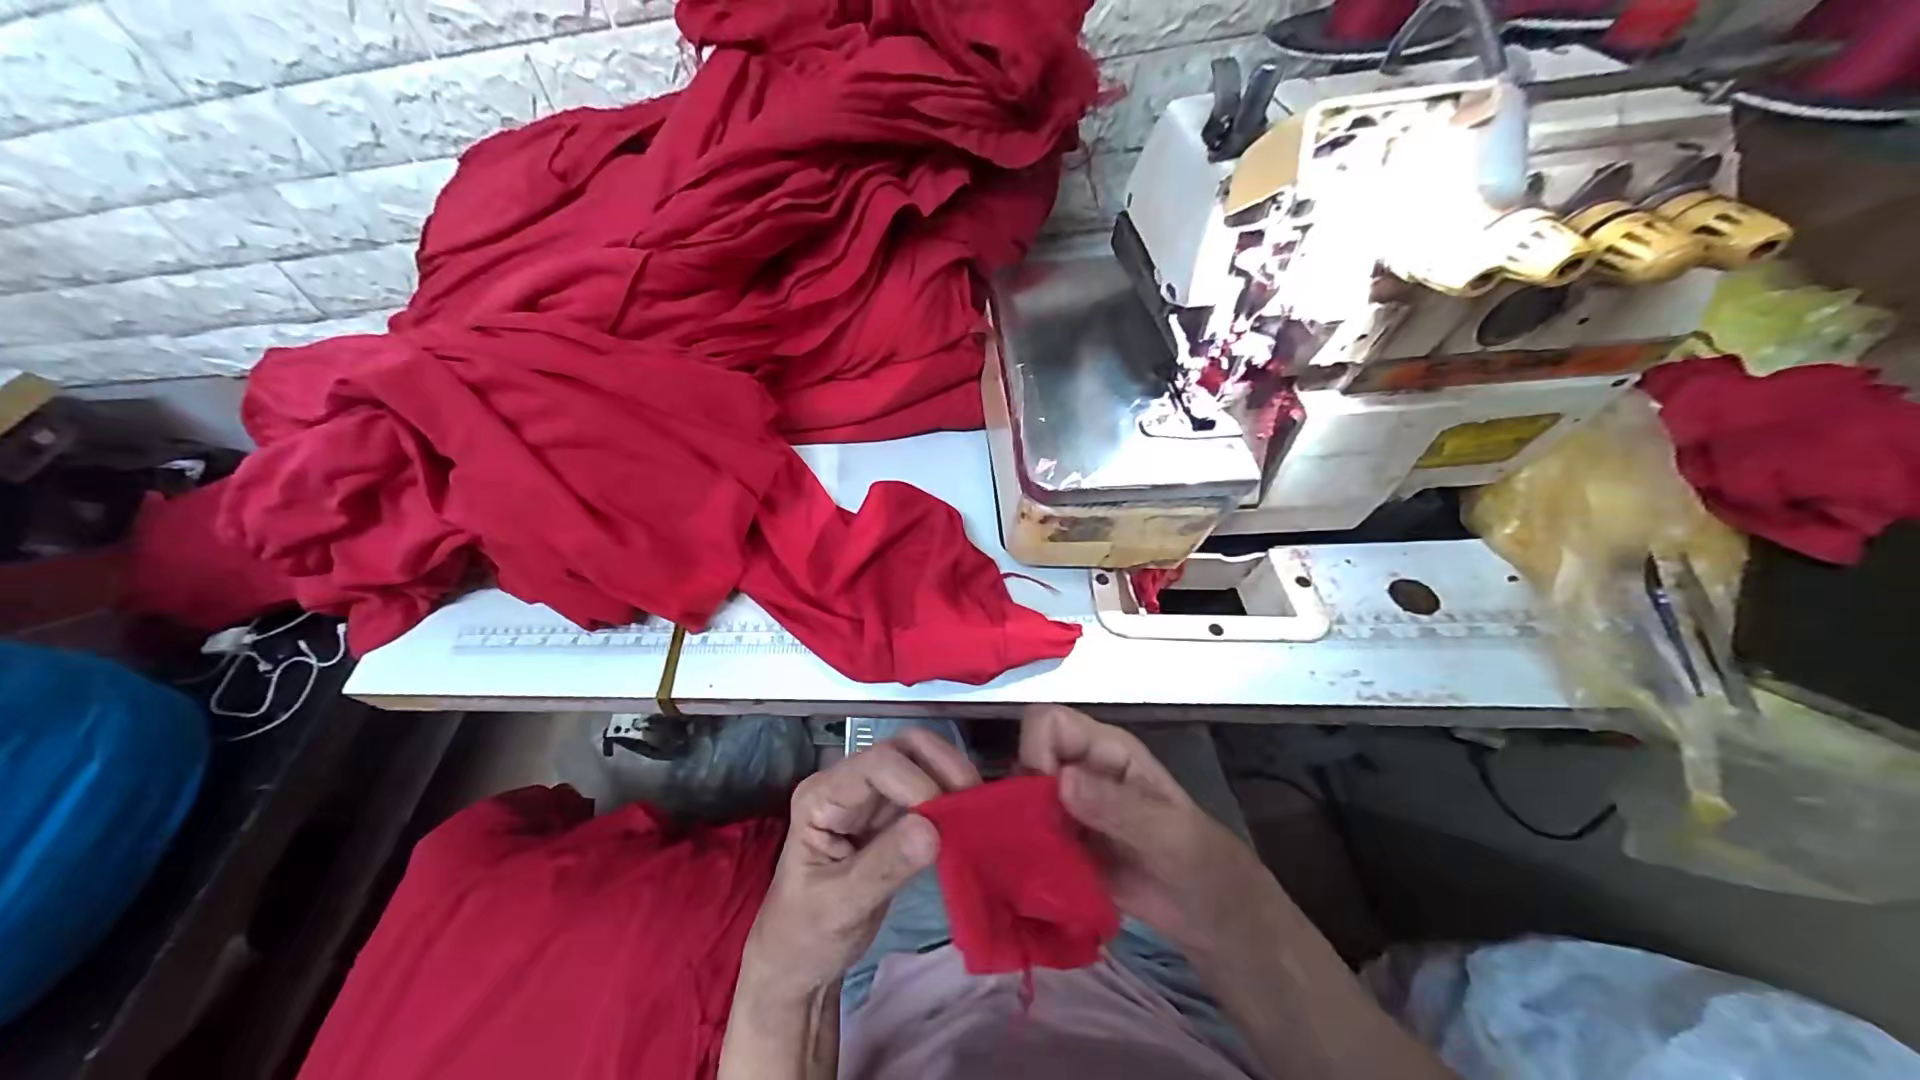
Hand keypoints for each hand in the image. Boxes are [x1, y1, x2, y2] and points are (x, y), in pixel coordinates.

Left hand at [740, 731, 980, 1001]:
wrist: (799, 961)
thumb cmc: (805, 935)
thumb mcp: (839, 907)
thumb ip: (884, 867)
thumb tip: (933, 831)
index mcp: (822, 796)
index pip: (877, 764)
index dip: (917, 783)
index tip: (943, 825)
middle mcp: (847, 784)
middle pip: (904, 748)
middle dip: (944, 767)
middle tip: (972, 805)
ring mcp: (871, 797)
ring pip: (922, 762)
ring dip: (953, 780)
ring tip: (974, 815)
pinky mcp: (893, 816)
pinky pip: (930, 791)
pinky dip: (953, 800)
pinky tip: (967, 824)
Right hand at [1018, 705, 1277, 954]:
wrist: (1214, 917)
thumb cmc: (1204, 863)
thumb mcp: (1170, 834)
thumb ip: (1119, 806)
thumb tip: (1062, 779)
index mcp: (1107, 749)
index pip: (1048, 722)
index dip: (1037, 751)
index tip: (1047, 797)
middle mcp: (1080, 769)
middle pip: (1025, 758)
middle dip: (1022, 796)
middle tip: (1039, 838)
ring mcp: (1068, 808)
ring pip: (1019, 799)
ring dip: (1019, 829)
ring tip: (1039, 862)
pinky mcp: (1061, 843)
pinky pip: (1026, 837)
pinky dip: (1024, 854)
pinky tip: (1036, 876)